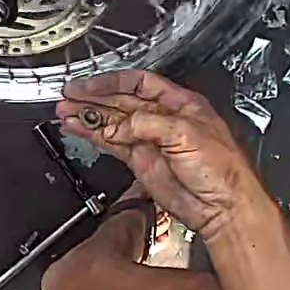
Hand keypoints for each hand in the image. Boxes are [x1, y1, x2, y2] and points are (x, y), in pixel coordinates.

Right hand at [56, 70, 277, 244]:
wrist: (223, 207)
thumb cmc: (222, 170)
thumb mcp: (186, 134)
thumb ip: (147, 124)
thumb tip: (118, 127)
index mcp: (179, 104)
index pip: (139, 83)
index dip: (113, 81)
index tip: (91, 84)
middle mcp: (162, 118)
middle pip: (120, 100)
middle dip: (94, 97)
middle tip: (70, 94)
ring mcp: (149, 140)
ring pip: (111, 121)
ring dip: (88, 115)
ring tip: (66, 110)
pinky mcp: (140, 161)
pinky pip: (111, 143)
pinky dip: (92, 135)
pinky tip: (78, 127)